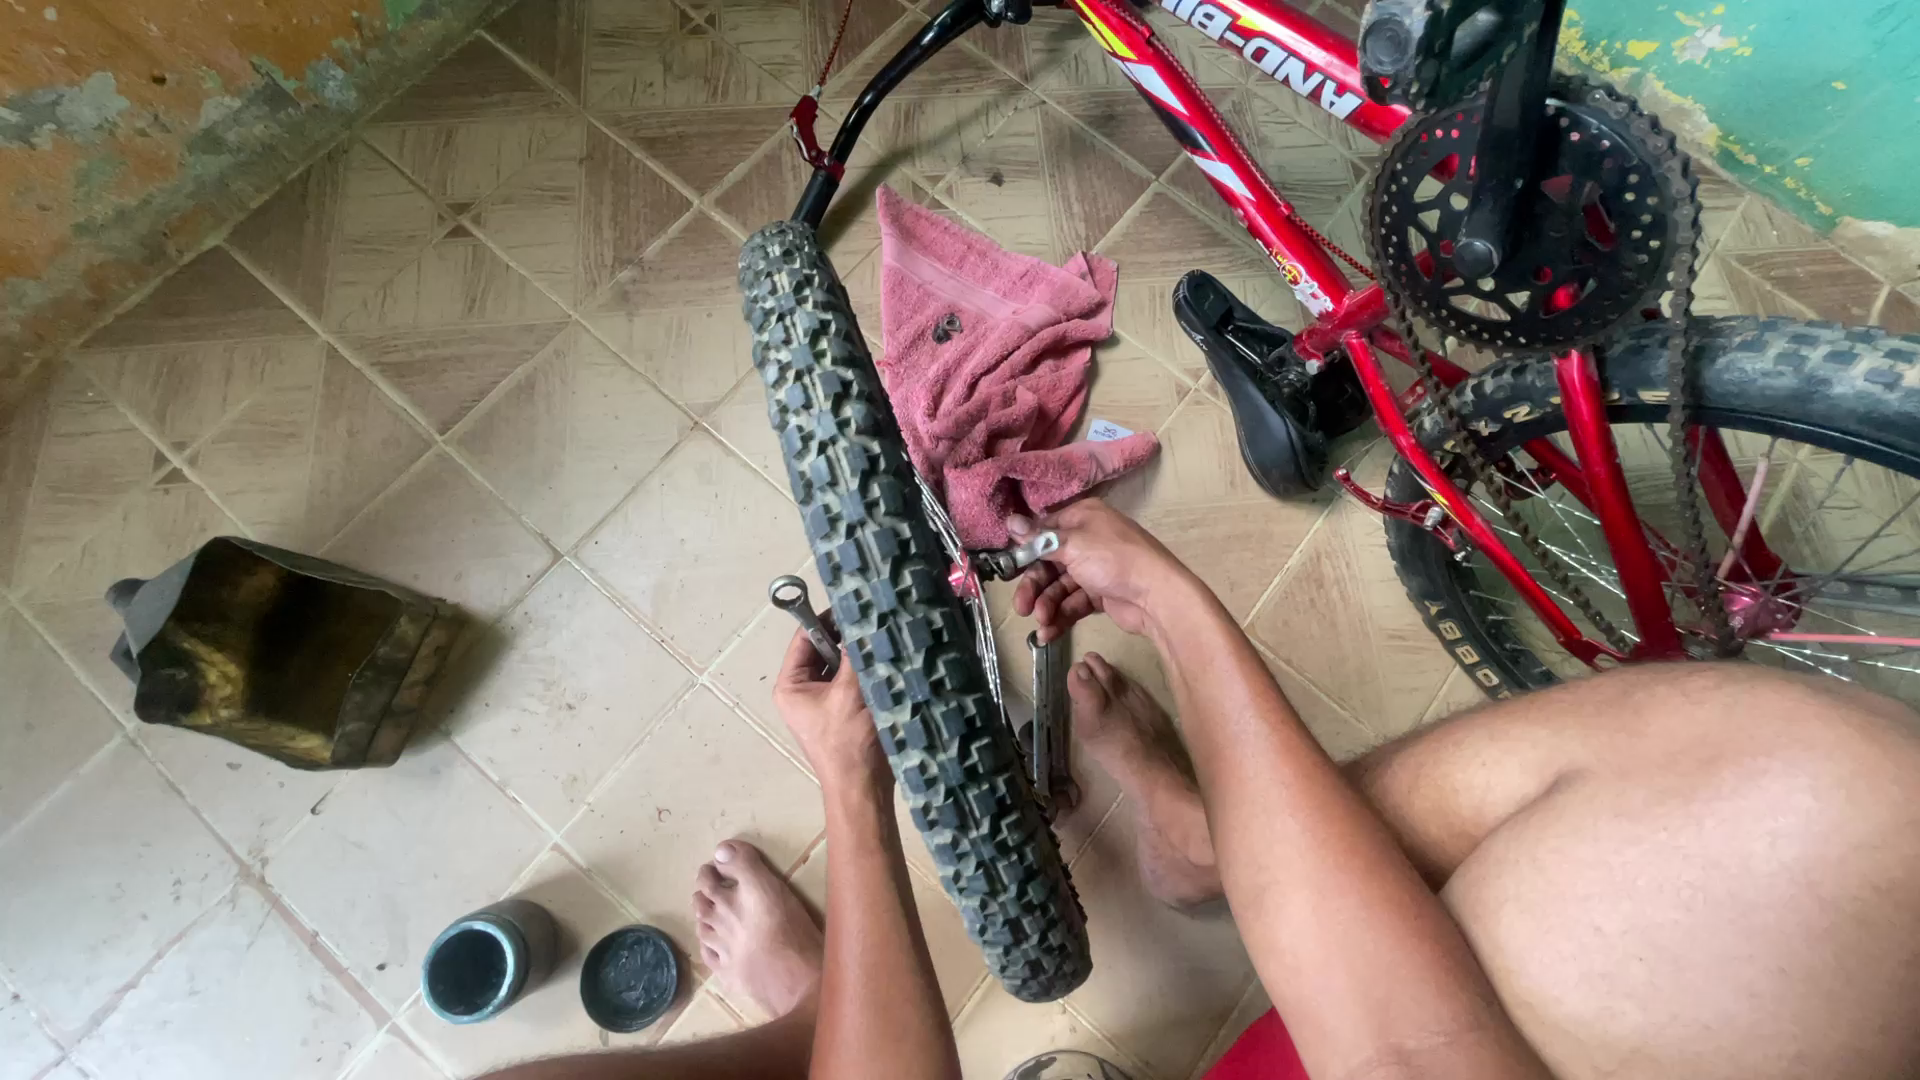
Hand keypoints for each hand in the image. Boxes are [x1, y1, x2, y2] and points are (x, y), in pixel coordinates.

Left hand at [772, 627, 886, 784]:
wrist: (864, 789)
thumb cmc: (848, 742)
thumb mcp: (849, 693)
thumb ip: (852, 656)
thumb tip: (861, 622)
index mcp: (791, 685)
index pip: (804, 638)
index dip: (826, 618)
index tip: (853, 602)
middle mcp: (803, 690)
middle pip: (824, 650)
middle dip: (847, 637)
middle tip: (873, 618)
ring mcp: (825, 701)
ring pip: (841, 665)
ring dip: (859, 655)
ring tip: (883, 636)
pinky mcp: (845, 710)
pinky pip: (854, 681)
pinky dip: (867, 671)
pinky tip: (887, 659)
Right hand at [1011, 498, 1190, 642]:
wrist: (1157, 595)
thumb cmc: (1113, 559)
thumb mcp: (1072, 545)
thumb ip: (1039, 539)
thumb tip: (1010, 521)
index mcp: (1081, 518)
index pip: (1044, 531)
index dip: (1026, 551)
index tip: (1009, 570)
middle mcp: (1087, 540)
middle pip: (1049, 563)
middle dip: (1034, 587)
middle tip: (1021, 608)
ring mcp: (1095, 568)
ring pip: (1060, 586)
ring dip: (1047, 605)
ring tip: (1041, 624)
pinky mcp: (1100, 594)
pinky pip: (1073, 603)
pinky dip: (1061, 617)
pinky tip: (1048, 633)